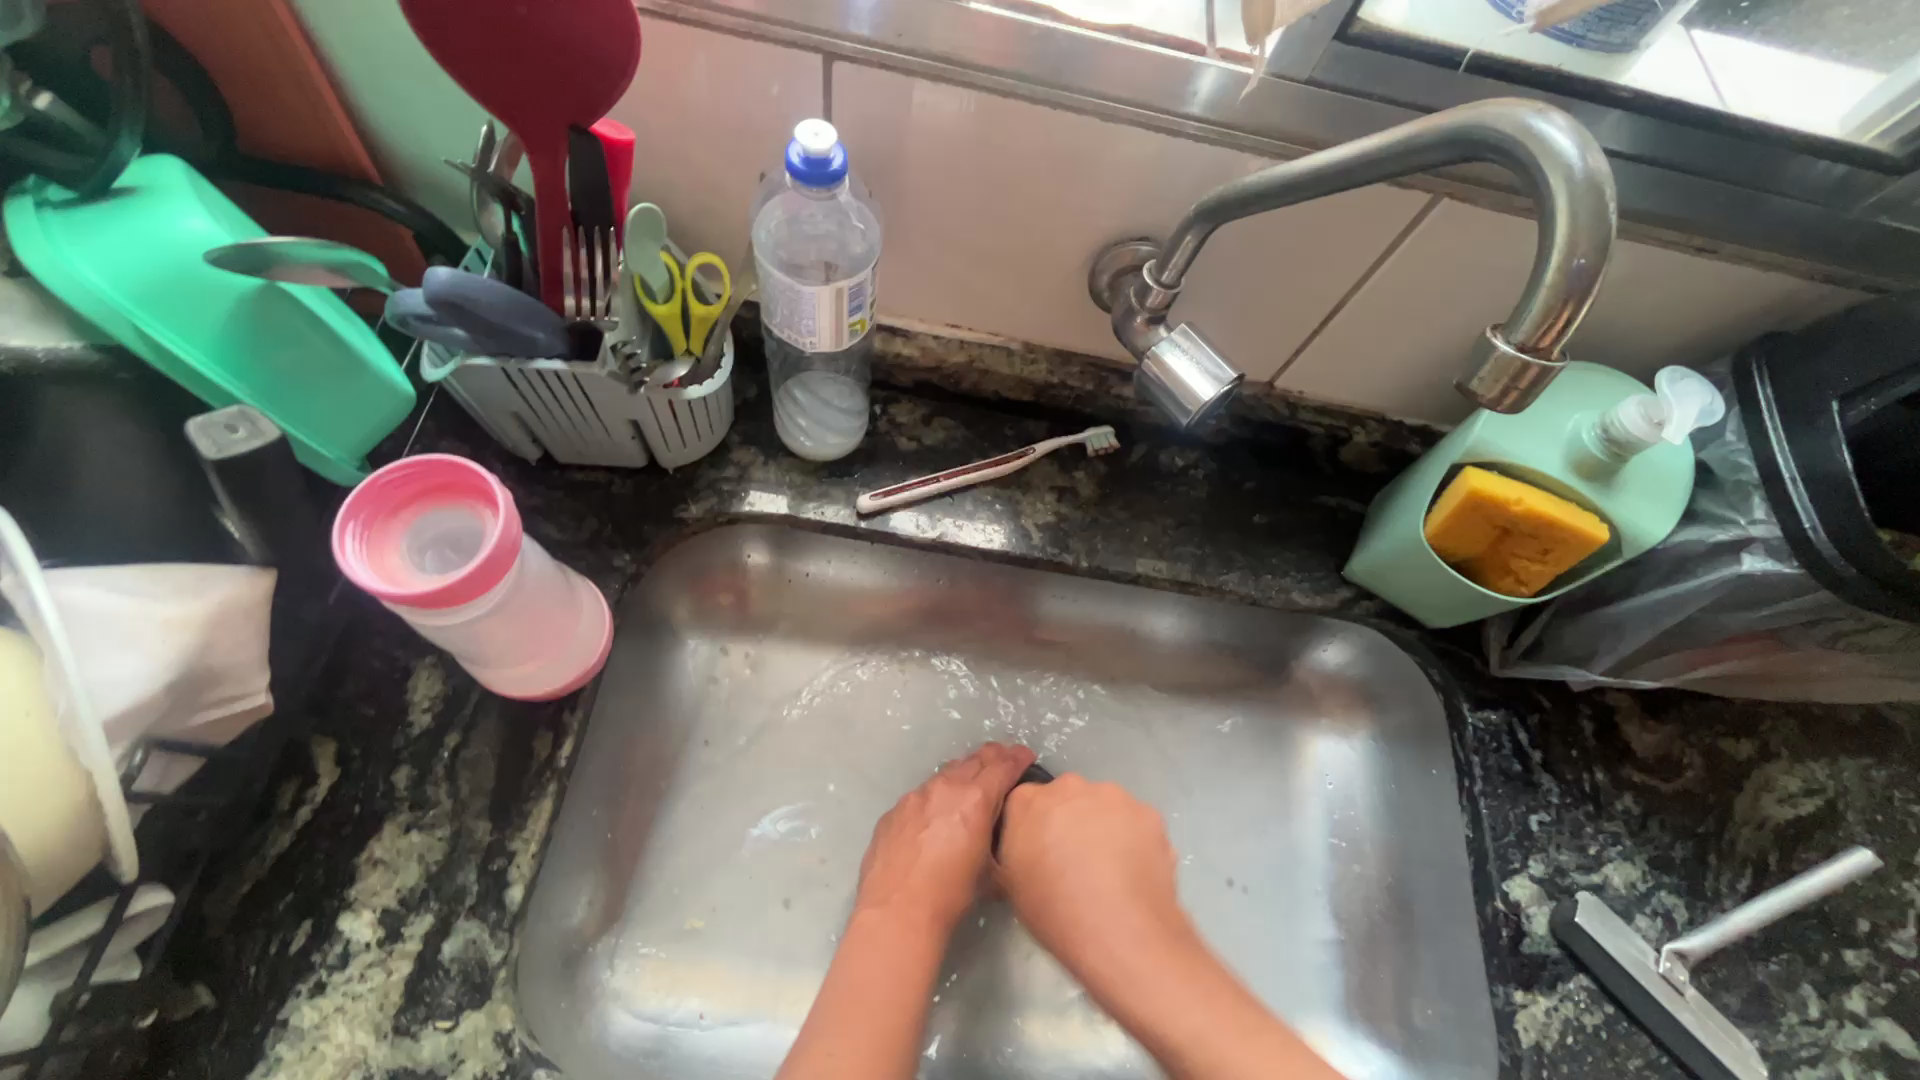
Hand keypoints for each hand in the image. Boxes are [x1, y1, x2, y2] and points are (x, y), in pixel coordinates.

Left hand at [854, 742, 1035, 934]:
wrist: (897, 911)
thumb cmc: (951, 895)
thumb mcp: (990, 871)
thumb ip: (996, 842)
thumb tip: (997, 839)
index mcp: (975, 800)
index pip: (1002, 766)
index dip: (1017, 758)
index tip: (1026, 755)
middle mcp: (945, 788)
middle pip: (974, 760)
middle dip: (993, 757)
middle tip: (1004, 759)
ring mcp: (915, 796)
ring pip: (945, 774)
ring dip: (963, 774)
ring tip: (971, 783)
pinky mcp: (894, 811)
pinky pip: (921, 795)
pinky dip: (936, 797)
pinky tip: (935, 816)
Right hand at [994, 774, 1189, 976]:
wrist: (1122, 934)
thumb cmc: (1057, 914)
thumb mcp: (1013, 883)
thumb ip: (1019, 848)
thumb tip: (1032, 845)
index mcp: (1027, 802)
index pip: (1025, 803)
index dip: (1034, 828)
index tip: (1041, 852)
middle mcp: (1069, 787)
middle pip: (1066, 797)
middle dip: (1070, 820)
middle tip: (1076, 860)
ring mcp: (1112, 796)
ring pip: (1104, 806)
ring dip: (1103, 827)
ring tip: (1111, 870)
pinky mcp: (1148, 813)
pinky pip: (1136, 822)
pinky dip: (1135, 839)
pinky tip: (1136, 872)